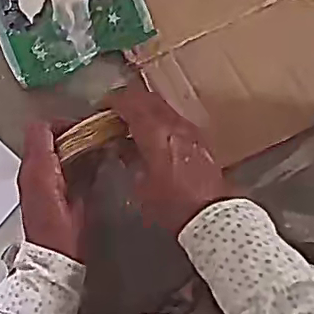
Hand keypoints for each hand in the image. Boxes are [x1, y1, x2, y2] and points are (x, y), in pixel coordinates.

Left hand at [20, 120, 86, 260]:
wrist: (48, 264)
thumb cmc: (64, 239)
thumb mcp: (83, 202)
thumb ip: (90, 172)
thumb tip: (99, 153)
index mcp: (39, 171)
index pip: (41, 129)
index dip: (63, 124)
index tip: (84, 129)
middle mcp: (28, 173)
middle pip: (40, 137)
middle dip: (65, 134)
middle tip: (89, 140)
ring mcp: (27, 183)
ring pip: (40, 150)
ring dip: (62, 147)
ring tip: (86, 154)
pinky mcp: (31, 193)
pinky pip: (42, 166)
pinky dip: (58, 161)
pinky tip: (77, 172)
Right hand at [110, 85, 233, 235]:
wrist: (211, 216)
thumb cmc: (171, 205)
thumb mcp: (141, 186)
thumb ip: (130, 159)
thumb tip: (121, 146)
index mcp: (157, 133)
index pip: (132, 102)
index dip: (114, 101)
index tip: (102, 107)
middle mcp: (175, 124)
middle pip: (150, 98)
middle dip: (130, 100)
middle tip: (115, 111)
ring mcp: (191, 129)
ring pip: (165, 106)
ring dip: (147, 109)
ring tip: (133, 124)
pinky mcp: (201, 139)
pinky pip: (176, 119)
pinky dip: (161, 120)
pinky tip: (154, 136)